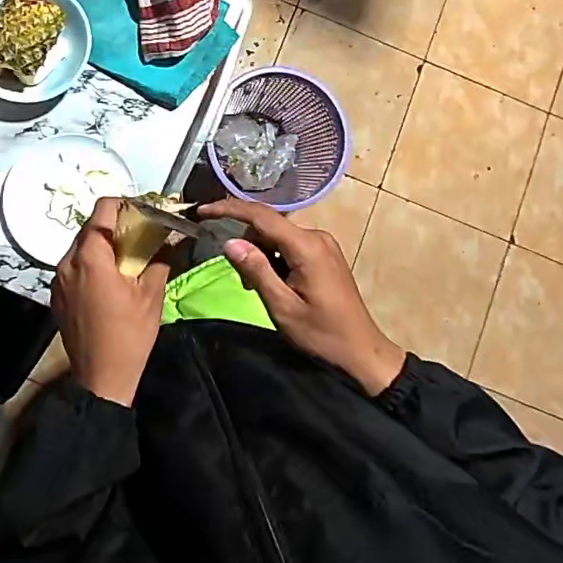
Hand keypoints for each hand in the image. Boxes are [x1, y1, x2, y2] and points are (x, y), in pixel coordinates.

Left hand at [50, 197, 170, 405]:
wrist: (101, 378)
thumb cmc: (129, 335)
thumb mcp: (152, 294)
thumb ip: (159, 258)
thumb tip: (170, 237)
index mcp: (90, 257)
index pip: (102, 209)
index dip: (124, 205)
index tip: (143, 215)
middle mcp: (67, 262)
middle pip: (90, 228)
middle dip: (116, 226)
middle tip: (140, 236)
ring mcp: (58, 279)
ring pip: (80, 247)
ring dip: (103, 246)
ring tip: (127, 259)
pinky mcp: (56, 295)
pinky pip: (74, 267)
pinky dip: (91, 264)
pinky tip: (110, 281)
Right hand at [199, 197, 404, 395]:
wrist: (361, 353)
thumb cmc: (322, 334)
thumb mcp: (282, 307)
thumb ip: (255, 271)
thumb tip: (228, 242)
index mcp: (306, 246)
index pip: (261, 216)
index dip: (228, 209)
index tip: (202, 212)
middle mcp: (316, 237)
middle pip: (267, 226)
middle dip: (246, 246)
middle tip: (241, 281)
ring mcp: (322, 244)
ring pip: (276, 237)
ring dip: (260, 256)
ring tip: (258, 289)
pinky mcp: (324, 254)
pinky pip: (288, 246)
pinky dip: (274, 260)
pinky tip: (274, 285)